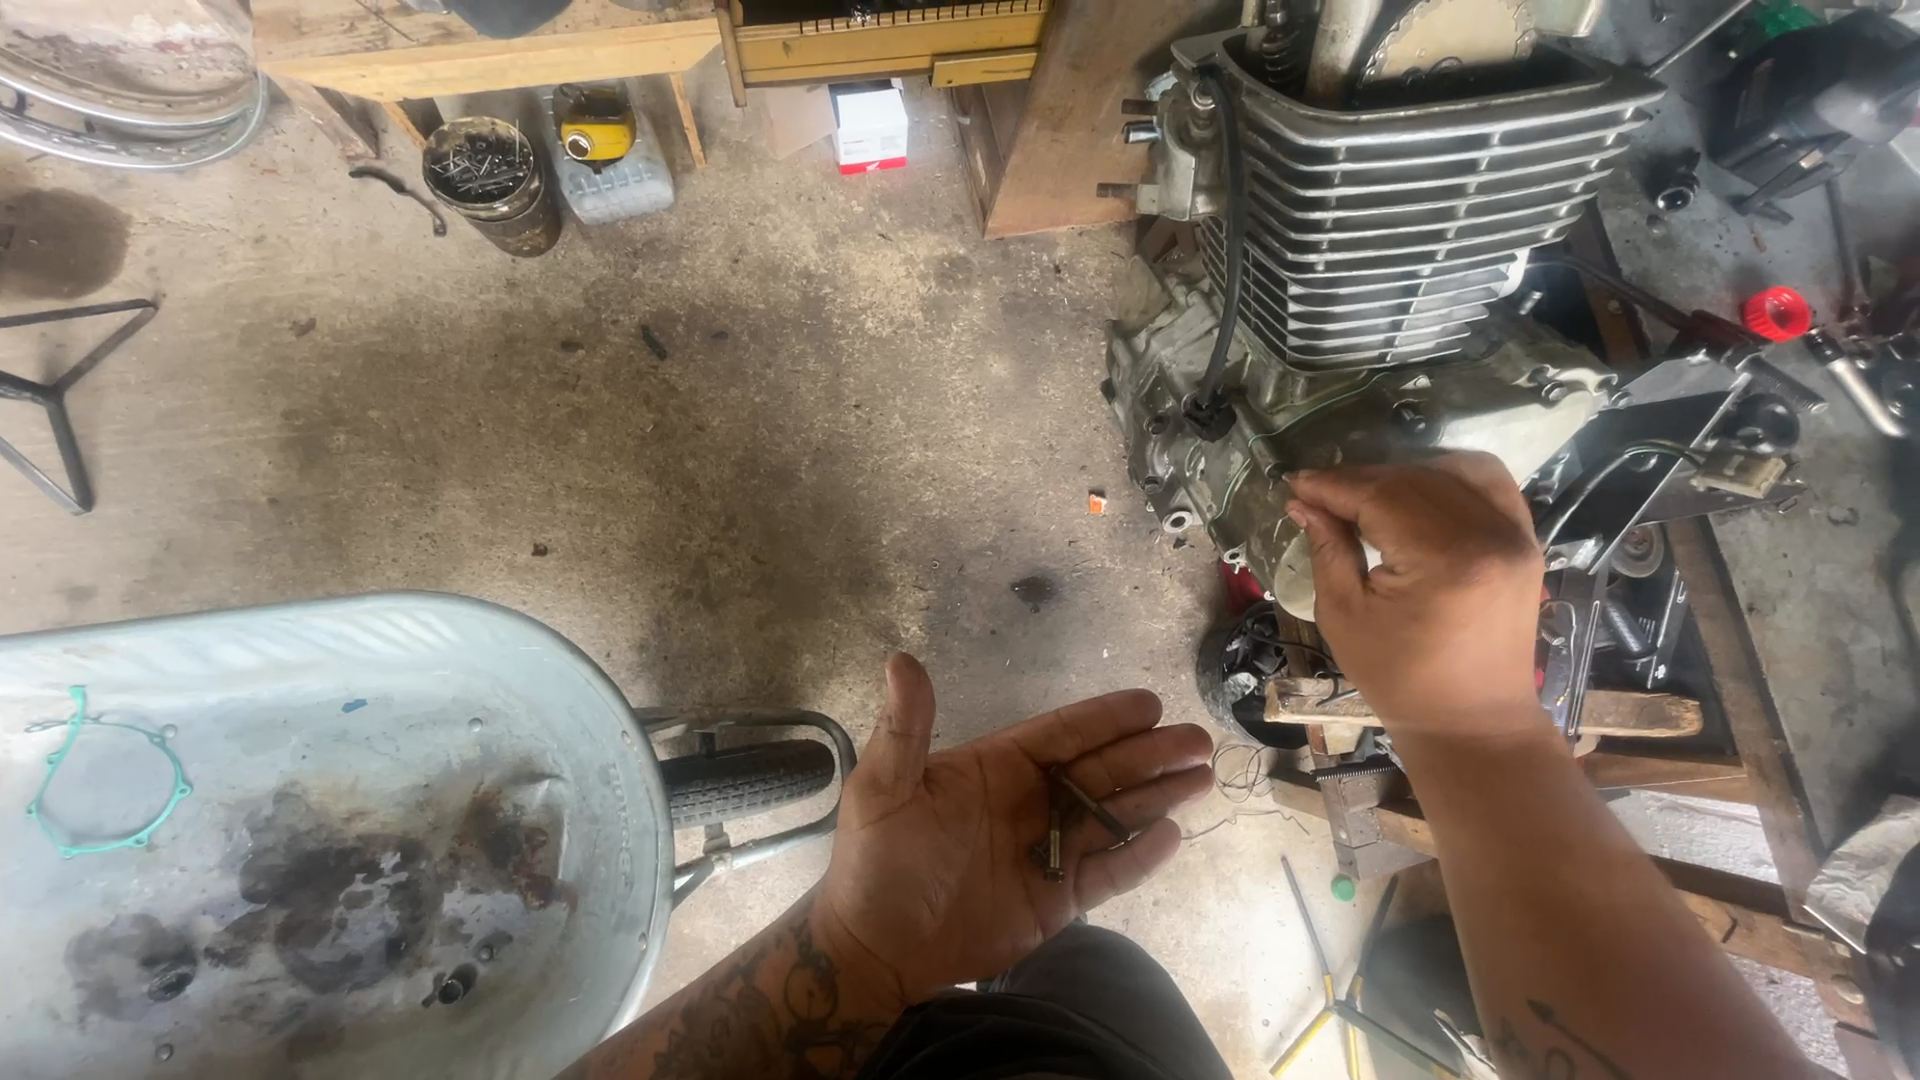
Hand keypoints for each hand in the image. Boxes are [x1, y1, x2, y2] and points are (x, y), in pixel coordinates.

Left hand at [810, 653, 1212, 1007]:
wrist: (875, 948)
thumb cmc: (878, 860)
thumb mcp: (884, 787)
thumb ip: (905, 728)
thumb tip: (901, 659)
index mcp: (998, 767)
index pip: (1062, 734)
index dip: (1105, 718)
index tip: (1149, 702)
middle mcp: (1031, 800)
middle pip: (1101, 770)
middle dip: (1150, 753)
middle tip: (1198, 739)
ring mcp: (1047, 850)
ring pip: (1112, 815)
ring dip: (1156, 795)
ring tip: (1201, 776)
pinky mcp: (1056, 899)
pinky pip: (1108, 873)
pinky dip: (1139, 856)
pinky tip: (1172, 836)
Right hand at [1285, 453, 1545, 738]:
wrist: (1471, 720)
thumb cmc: (1396, 676)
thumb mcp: (1343, 613)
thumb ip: (1328, 548)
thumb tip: (1304, 503)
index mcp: (1443, 559)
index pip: (1379, 497)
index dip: (1332, 486)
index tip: (1294, 484)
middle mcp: (1489, 535)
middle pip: (1413, 480)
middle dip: (1357, 480)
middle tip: (1315, 492)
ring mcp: (1516, 536)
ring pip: (1452, 472)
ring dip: (1399, 476)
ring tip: (1360, 495)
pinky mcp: (1524, 543)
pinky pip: (1488, 486)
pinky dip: (1446, 478)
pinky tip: (1412, 492)